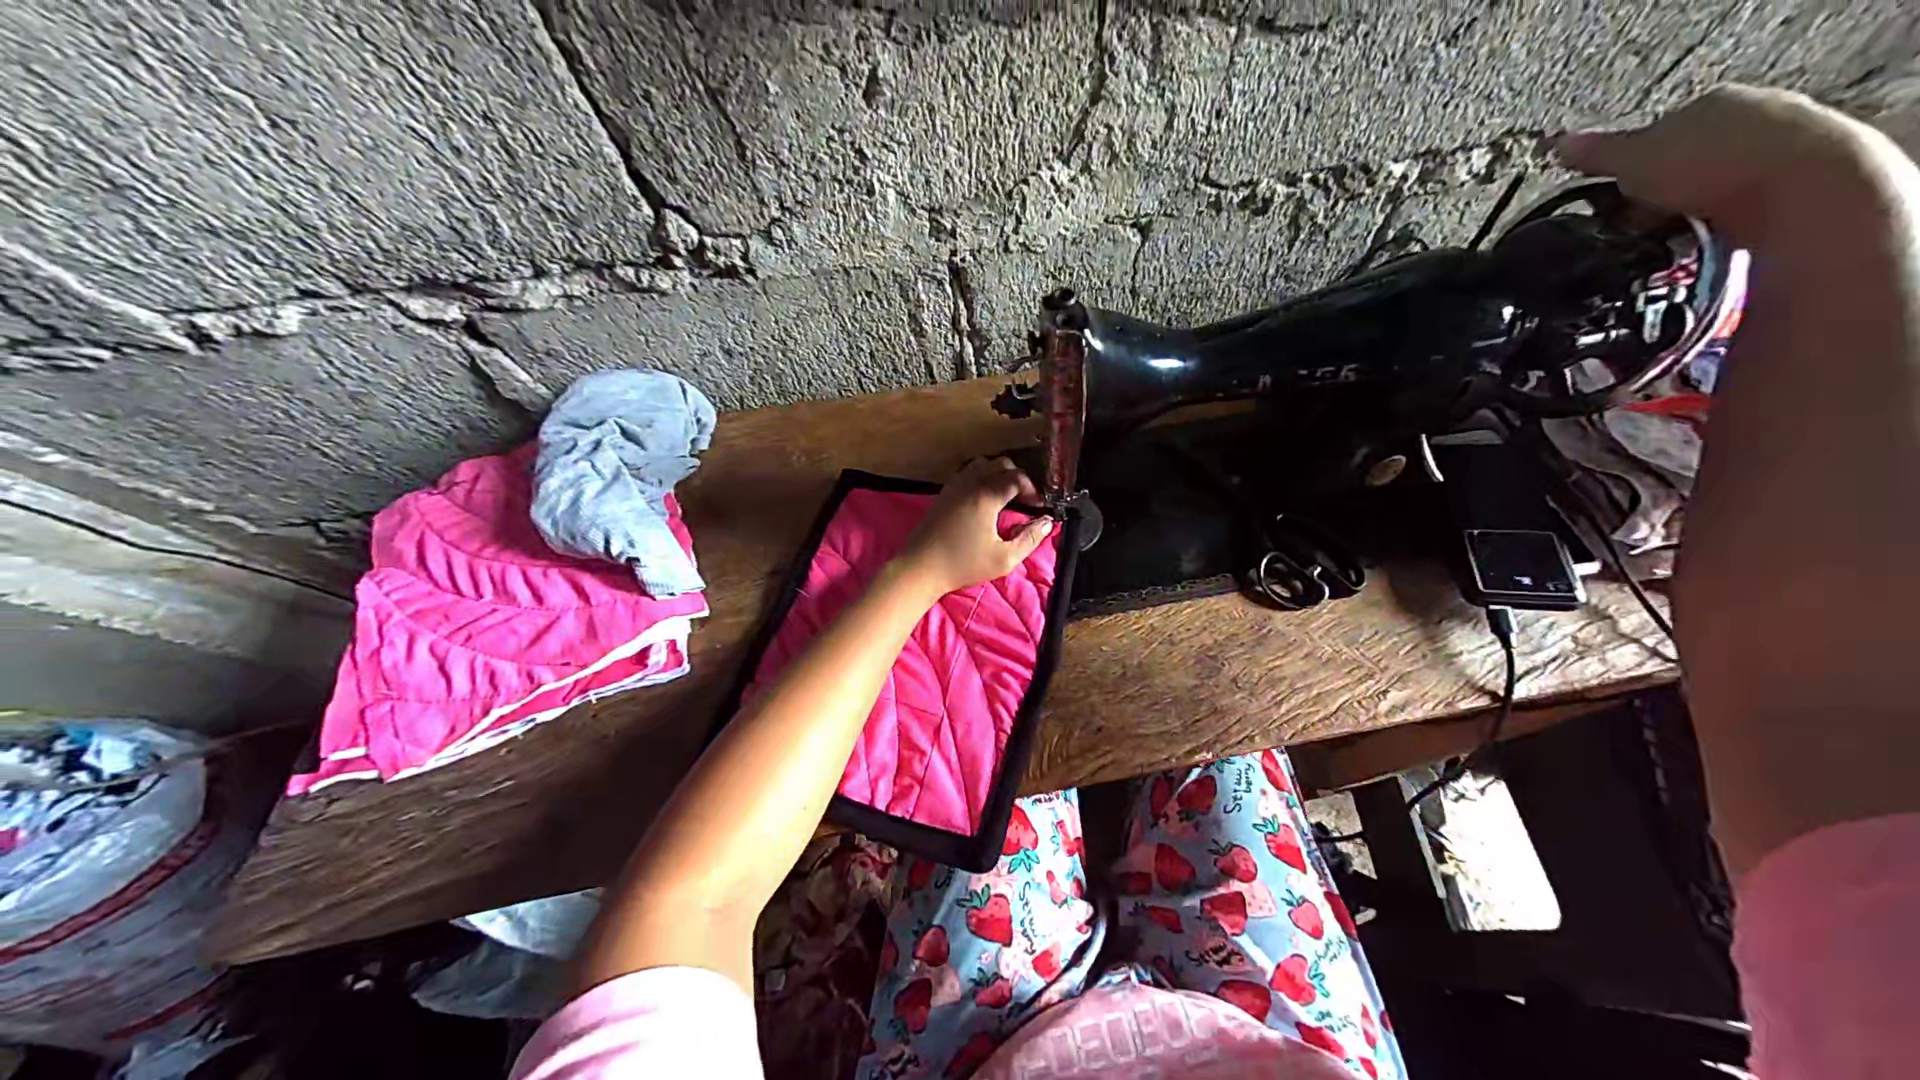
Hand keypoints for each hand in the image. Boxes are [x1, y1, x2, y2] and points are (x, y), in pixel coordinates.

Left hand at [892, 457, 1055, 600]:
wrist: (920, 568)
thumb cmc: (962, 565)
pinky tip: (984, 502)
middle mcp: (970, 484)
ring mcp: (954, 486)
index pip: (1018, 478)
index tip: (1038, 505)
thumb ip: (1030, 539)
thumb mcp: (1004, 558)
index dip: (1033, 489)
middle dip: (1018, 478)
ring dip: (998, 475)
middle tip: (1025, 500)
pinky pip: (967, 474)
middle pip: (1001, 465)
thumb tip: (1047, 523)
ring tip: (1005, 497)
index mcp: (986, 495)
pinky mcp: (943, 494)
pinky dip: (981, 479)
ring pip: (982, 465)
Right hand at [1556, 85, 1904, 241]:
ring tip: (1658, 241)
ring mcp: (1771, 158)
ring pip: (1696, 198)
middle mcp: (1747, 122)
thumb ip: (1595, 154)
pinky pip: (1722, 220)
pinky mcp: (1785, 196)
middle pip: (1673, 171)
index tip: (1606, 202)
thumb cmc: (1717, 162)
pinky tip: (1693, 244)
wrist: (1800, 192)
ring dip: (1671, 222)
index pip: (1650, 138)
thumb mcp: (1634, 159)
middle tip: (1628, 226)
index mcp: (1712, 103)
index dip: (1621, 173)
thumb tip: (1558, 145)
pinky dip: (1702, 234)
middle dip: (1646, 201)